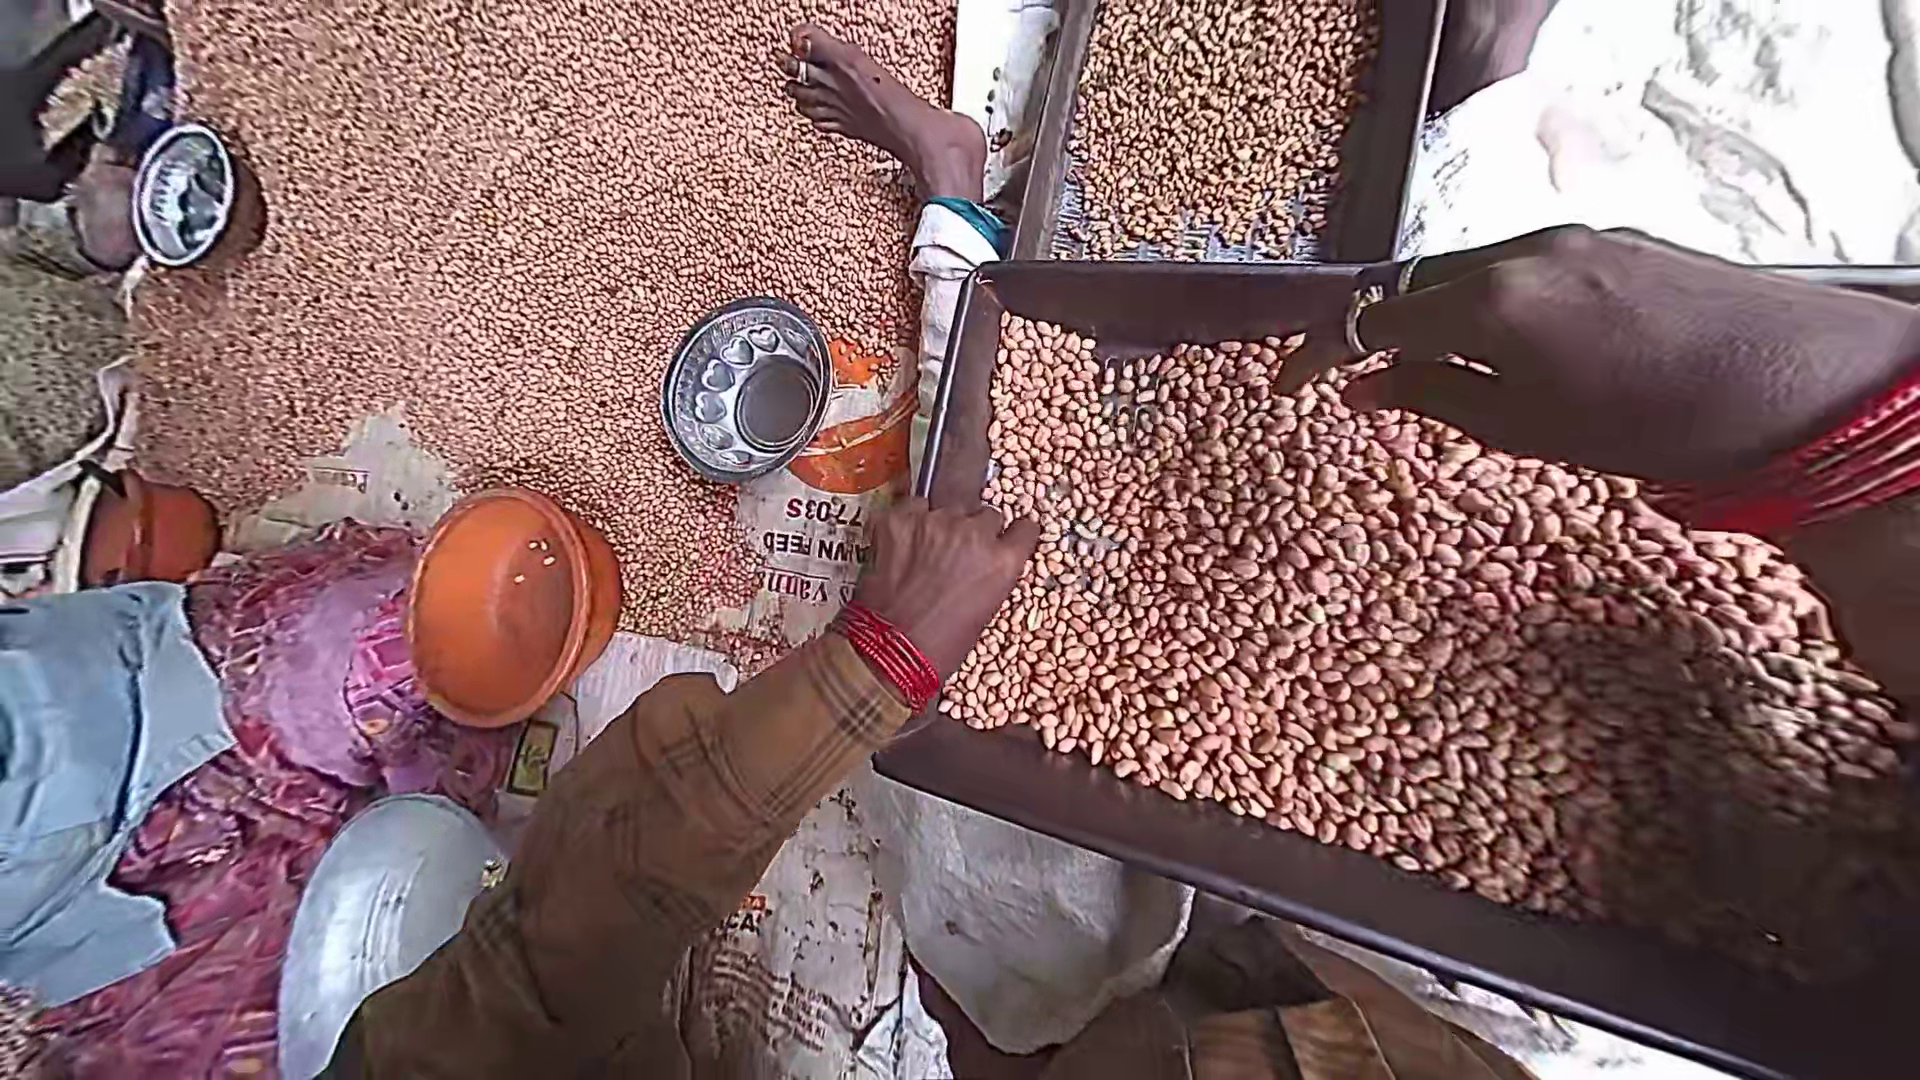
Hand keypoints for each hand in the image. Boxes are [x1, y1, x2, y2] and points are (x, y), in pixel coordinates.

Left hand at [853, 496, 1039, 682]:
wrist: (888, 649)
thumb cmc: (940, 645)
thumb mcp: (984, 611)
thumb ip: (990, 575)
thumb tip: (982, 560)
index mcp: (1003, 562)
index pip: (1024, 528)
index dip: (1012, 534)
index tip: (1005, 538)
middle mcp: (974, 534)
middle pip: (986, 514)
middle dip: (975, 530)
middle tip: (957, 553)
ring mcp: (936, 522)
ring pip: (948, 508)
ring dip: (941, 525)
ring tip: (924, 553)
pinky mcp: (901, 519)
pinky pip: (914, 506)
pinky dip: (910, 521)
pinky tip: (902, 544)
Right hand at [1278, 226, 1919, 484]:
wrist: (1811, 385)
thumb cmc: (1644, 423)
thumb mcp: (1513, 425)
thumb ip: (1424, 394)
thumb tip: (1358, 387)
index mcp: (1487, 304)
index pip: (1369, 320)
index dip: (1316, 355)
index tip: (1285, 386)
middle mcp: (1519, 254)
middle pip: (1404, 284)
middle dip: (1365, 330)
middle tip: (1350, 377)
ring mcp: (1566, 240)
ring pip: (1454, 273)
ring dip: (1420, 317)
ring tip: (1425, 369)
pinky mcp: (1605, 241)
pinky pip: (1506, 267)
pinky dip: (1471, 304)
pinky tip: (1489, 343)